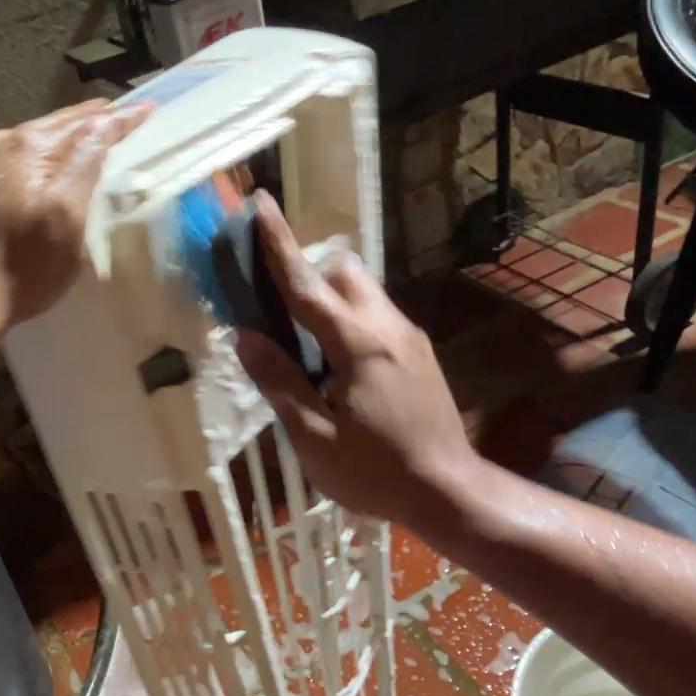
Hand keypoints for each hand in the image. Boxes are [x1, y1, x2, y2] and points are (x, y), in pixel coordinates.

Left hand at [0, 99, 153, 327]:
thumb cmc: (23, 266)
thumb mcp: (68, 218)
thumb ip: (84, 165)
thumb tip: (102, 124)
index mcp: (32, 147)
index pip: (87, 124)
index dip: (119, 119)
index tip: (146, 110)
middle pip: (49, 126)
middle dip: (82, 122)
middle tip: (109, 118)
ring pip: (16, 142)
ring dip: (44, 142)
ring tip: (65, 145)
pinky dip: (9, 165)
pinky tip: (13, 178)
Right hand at [235, 193, 474, 526]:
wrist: (448, 492)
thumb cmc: (374, 472)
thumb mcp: (313, 437)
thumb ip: (279, 381)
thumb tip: (246, 336)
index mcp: (358, 344)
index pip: (306, 285)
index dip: (277, 245)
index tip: (259, 204)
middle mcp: (388, 327)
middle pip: (344, 271)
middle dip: (308, 274)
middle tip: (279, 312)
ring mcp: (409, 339)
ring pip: (364, 293)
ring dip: (329, 300)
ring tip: (304, 346)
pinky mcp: (419, 355)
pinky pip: (377, 317)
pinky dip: (348, 321)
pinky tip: (337, 367)